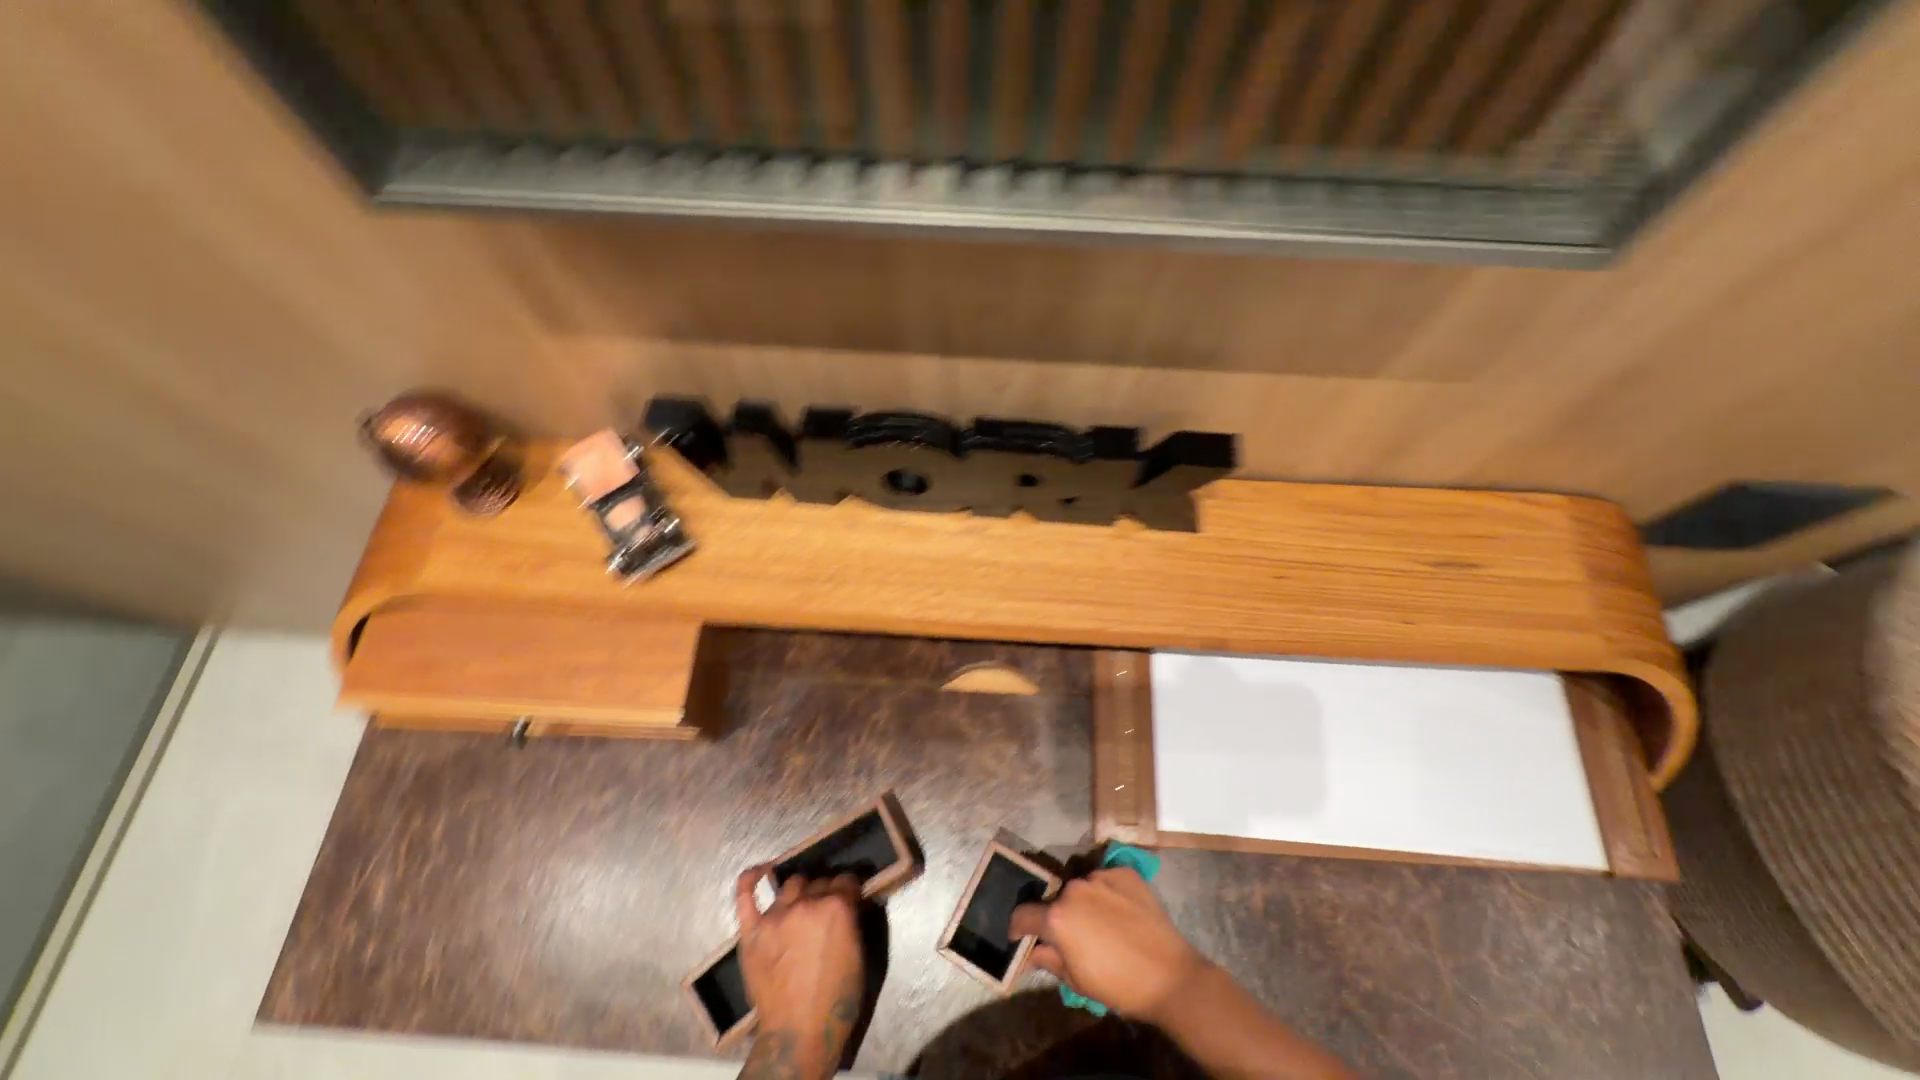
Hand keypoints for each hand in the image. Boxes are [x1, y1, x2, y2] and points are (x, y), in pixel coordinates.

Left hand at [734, 866, 863, 1072]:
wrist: (798, 1032)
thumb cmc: (837, 1000)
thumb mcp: (859, 956)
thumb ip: (853, 923)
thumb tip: (851, 906)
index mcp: (836, 907)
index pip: (847, 881)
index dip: (851, 890)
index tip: (852, 899)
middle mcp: (806, 903)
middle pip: (819, 881)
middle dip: (827, 891)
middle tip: (827, 911)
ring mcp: (775, 915)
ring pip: (791, 885)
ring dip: (801, 891)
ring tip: (802, 905)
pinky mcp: (751, 930)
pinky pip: (745, 894)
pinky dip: (752, 878)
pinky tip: (761, 872)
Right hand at [1009, 867, 1209, 1023]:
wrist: (1170, 977)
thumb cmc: (1118, 986)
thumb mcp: (1076, 980)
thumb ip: (1048, 959)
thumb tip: (1031, 952)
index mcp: (1057, 917)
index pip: (1023, 914)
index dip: (1018, 928)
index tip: (1021, 937)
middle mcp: (1074, 889)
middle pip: (1055, 899)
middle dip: (1057, 916)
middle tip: (1071, 936)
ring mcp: (1101, 877)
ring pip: (1081, 887)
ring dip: (1082, 902)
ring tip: (1100, 924)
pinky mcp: (1126, 873)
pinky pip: (1106, 879)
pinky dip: (1106, 893)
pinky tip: (1120, 913)